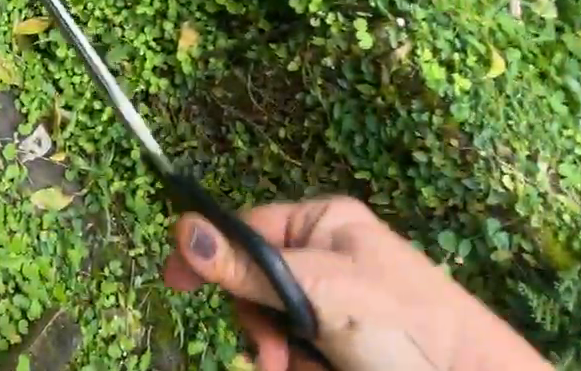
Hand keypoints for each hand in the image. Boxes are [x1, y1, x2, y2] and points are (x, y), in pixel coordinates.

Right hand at [163, 196, 551, 370]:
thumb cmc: (407, 332)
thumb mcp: (319, 293)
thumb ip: (248, 265)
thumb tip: (180, 229)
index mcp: (325, 223)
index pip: (244, 228)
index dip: (208, 254)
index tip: (174, 283)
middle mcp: (328, 257)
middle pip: (255, 280)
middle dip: (258, 323)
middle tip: (272, 357)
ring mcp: (341, 304)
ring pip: (276, 323)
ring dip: (281, 354)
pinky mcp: (351, 346)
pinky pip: (301, 351)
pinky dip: (302, 367)